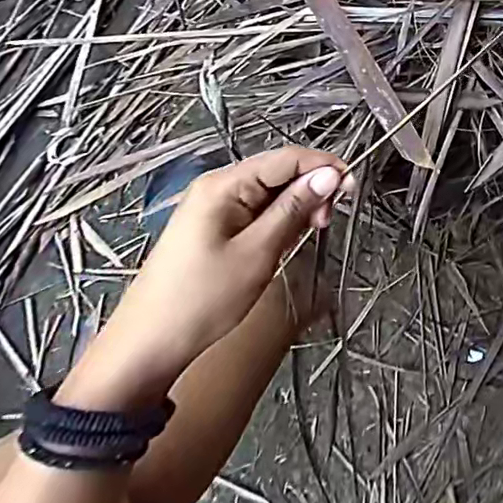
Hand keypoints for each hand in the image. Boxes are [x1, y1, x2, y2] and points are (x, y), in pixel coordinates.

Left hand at [61, 147, 351, 408]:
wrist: (149, 345)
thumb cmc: (201, 299)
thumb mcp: (258, 251)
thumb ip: (294, 208)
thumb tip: (330, 174)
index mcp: (224, 185)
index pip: (287, 158)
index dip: (324, 167)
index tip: (352, 187)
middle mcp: (219, 187)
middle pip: (279, 171)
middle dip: (312, 188)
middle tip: (328, 219)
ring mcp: (216, 207)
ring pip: (272, 192)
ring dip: (298, 206)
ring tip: (311, 232)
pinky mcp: (217, 226)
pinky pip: (259, 211)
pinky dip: (281, 221)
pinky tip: (289, 239)